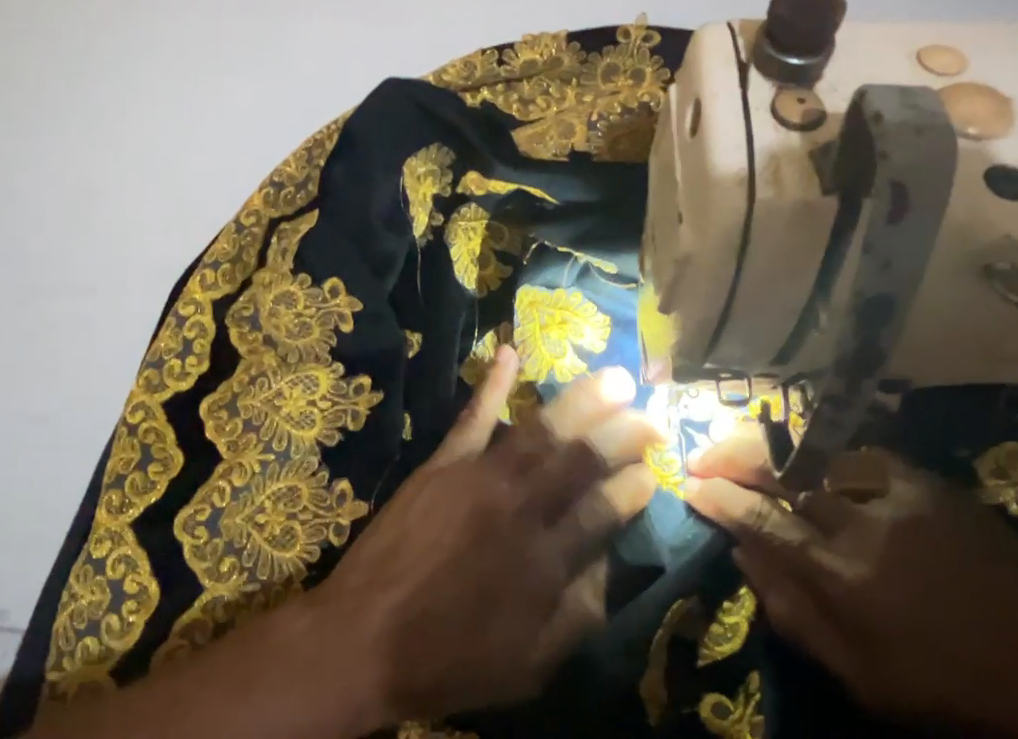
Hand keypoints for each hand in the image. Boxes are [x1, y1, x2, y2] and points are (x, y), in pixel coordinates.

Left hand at [313, 345, 661, 724]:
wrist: (364, 639)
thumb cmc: (450, 660)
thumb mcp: (531, 664)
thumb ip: (579, 612)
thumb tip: (611, 561)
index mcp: (548, 562)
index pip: (604, 511)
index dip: (633, 487)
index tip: (653, 471)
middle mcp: (521, 510)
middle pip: (580, 461)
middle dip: (621, 434)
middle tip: (651, 413)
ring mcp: (480, 479)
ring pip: (539, 431)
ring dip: (580, 401)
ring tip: (615, 377)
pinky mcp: (442, 465)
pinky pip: (473, 416)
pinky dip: (493, 383)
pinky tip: (510, 352)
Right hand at [683, 431, 1017, 736]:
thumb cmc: (952, 690)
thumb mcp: (862, 678)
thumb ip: (793, 614)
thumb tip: (743, 557)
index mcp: (843, 580)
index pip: (761, 522)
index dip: (720, 499)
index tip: (690, 483)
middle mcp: (865, 526)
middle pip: (784, 477)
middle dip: (736, 459)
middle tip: (706, 453)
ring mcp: (903, 498)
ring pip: (822, 460)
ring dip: (780, 455)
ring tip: (754, 452)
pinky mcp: (935, 487)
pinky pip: (869, 458)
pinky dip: (835, 460)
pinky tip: (824, 467)